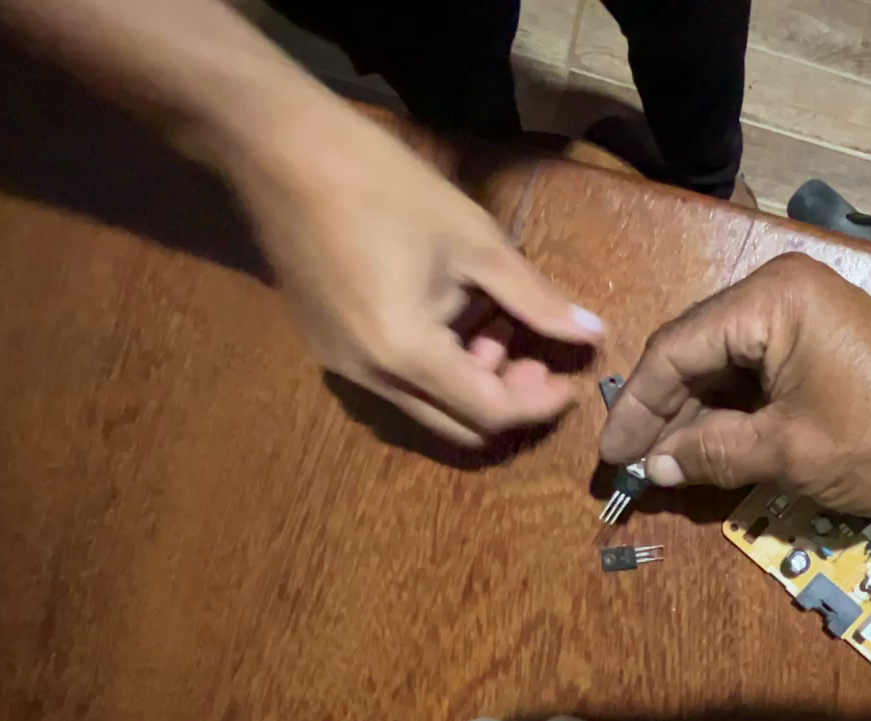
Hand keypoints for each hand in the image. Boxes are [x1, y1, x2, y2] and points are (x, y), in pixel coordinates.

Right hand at [223, 100, 603, 445]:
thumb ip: (538, 300)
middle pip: (461, 426)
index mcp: (406, 354)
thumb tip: (595, 334)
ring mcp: (343, 368)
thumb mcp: (476, 243)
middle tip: (538, 360)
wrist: (275, 144)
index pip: (491, 413)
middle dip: (509, 402)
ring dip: (476, 385)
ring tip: (499, 328)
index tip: (572, 383)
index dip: (540, 405)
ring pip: (431, 409)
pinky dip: (441, 371)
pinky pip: (400, 385)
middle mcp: (370, 378)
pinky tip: (457, 322)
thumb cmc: (384, 186)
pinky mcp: (329, 351)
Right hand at [597, 253, 870, 513]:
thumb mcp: (790, 452)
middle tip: (636, 467)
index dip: (636, 408)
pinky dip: (735, 412)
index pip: (675, 350)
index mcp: (768, 300)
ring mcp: (806, 313)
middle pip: (697, 353)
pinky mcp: (824, 340)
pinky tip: (714, 447)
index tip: (611, 457)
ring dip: (698, 416)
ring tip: (668, 466)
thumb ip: (712, 454)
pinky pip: (760, 373)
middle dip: (665, 413)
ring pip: (728, 366)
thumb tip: (653, 469)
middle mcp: (781, 292)